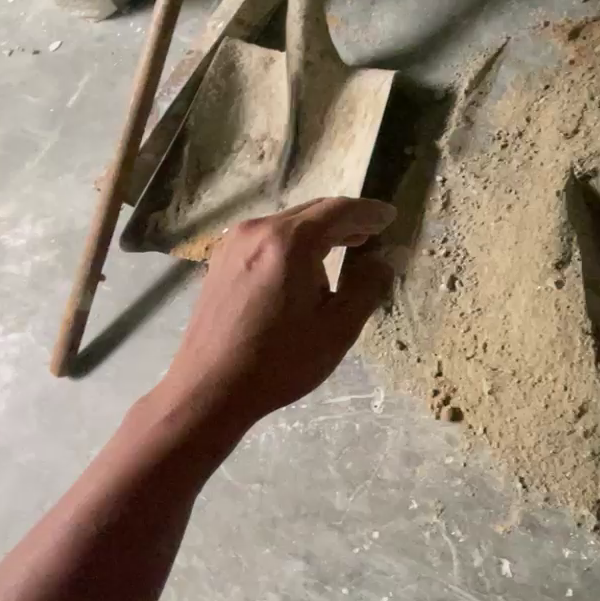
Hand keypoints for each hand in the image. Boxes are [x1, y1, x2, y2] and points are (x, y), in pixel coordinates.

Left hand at [161, 197, 395, 429]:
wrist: (209, 390)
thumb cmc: (280, 361)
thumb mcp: (338, 327)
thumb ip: (369, 286)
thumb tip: (385, 260)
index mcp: (289, 241)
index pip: (339, 210)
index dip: (369, 211)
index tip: (390, 216)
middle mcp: (258, 230)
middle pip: (313, 212)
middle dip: (346, 220)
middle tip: (374, 231)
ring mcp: (234, 243)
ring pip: (290, 224)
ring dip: (321, 230)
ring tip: (348, 244)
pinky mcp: (221, 260)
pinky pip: (269, 238)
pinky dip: (296, 242)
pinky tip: (307, 263)